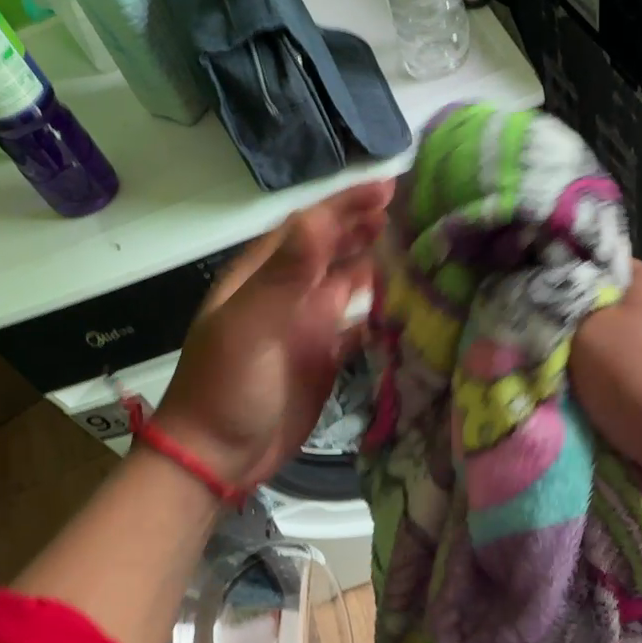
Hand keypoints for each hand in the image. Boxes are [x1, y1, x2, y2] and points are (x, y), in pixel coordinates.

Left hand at [150, 180, 393, 487]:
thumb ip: (286, 274)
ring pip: (350, 285)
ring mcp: (308, 328)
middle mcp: (289, 294)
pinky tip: (410, 310)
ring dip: (380, 267)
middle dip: (368, 228)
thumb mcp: (250, 325)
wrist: (219, 455)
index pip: (310, 226)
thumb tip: (321, 218)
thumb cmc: (227, 387)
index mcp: (264, 276)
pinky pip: (359, 328)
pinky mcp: (325, 361)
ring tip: (422, 253)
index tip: (390, 187)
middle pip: (333, 249)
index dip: (346, 204)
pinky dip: (382, 317)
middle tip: (416, 216)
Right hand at [572, 261, 641, 519]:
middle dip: (579, 333)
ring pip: (624, 347)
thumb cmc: (636, 378)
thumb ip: (559, 313)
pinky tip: (604, 407)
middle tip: (548, 356)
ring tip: (572, 388)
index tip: (534, 313)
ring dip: (598, 367)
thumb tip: (547, 307)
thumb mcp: (581, 333)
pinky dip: (621, 390)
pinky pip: (641, 377)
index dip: (560, 286)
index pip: (595, 265)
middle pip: (609, 310)